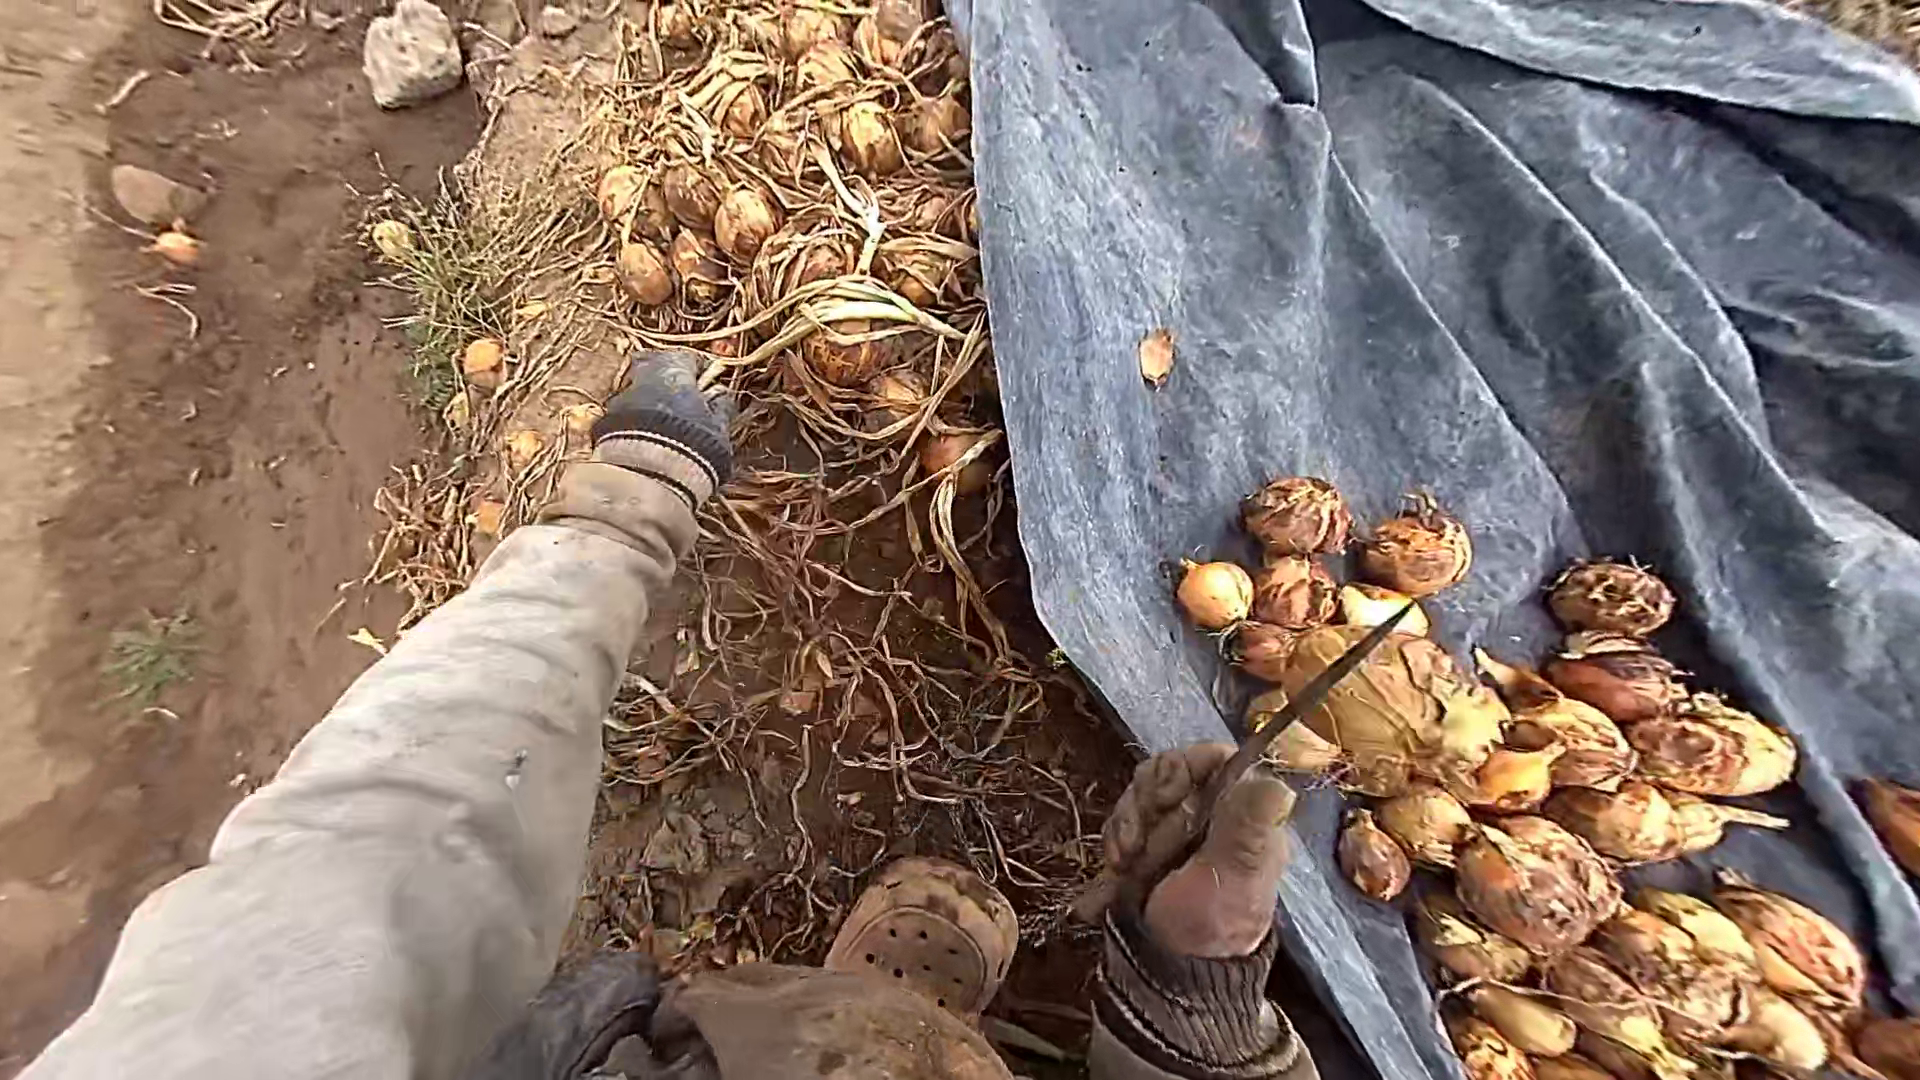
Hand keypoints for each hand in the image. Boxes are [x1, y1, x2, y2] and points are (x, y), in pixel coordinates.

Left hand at [592, 349, 733, 508]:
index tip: (713, 381)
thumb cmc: (694, 445)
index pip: (688, 357)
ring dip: (657, 402)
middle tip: (690, 398)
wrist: (651, 477)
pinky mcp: (607, 424)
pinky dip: (643, 421)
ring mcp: (621, 401)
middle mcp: (642, 379)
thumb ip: (721, 406)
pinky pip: (630, 415)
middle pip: (656, 368)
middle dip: (672, 380)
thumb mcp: (719, 428)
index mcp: (673, 372)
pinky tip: (655, 440)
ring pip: (642, 392)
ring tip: (673, 426)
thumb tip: (722, 393)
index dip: (703, 368)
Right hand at [1102, 743, 1294, 957]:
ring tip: (1125, 859)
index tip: (1165, 797)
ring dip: (1127, 820)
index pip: (1217, 758)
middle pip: (1172, 768)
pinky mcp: (1150, 832)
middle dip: (1147, 802)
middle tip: (1139, 842)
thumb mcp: (1227, 883)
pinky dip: (1117, 832)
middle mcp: (1213, 811)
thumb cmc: (1204, 929)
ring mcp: (1180, 821)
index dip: (1185, 765)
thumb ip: (1245, 833)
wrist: (1164, 972)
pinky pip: (1126, 809)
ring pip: (1144, 786)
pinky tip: (1117, 862)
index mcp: (1245, 818)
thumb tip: (1280, 786)